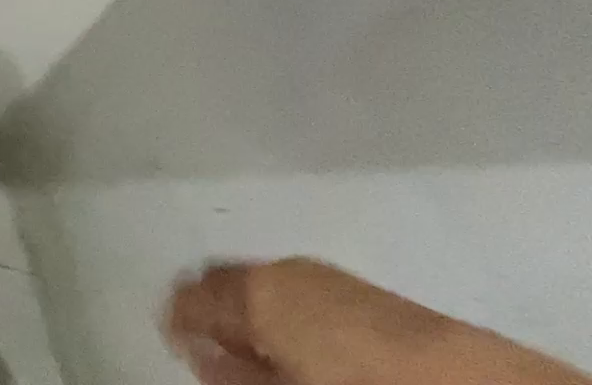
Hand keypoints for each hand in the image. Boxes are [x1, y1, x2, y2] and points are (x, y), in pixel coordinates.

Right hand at [167, 258, 589, 384]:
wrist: (464, 381)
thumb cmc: (348, 378)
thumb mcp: (279, 378)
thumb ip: (232, 368)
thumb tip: (199, 352)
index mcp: (249, 283)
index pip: (191, 291)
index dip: (177, 315)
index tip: (174, 338)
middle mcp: (278, 265)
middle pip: (228, 280)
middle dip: (216, 309)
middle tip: (213, 344)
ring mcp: (324, 272)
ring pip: (267, 285)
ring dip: (255, 312)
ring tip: (259, 349)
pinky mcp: (364, 288)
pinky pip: (305, 291)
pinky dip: (291, 313)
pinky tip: (304, 342)